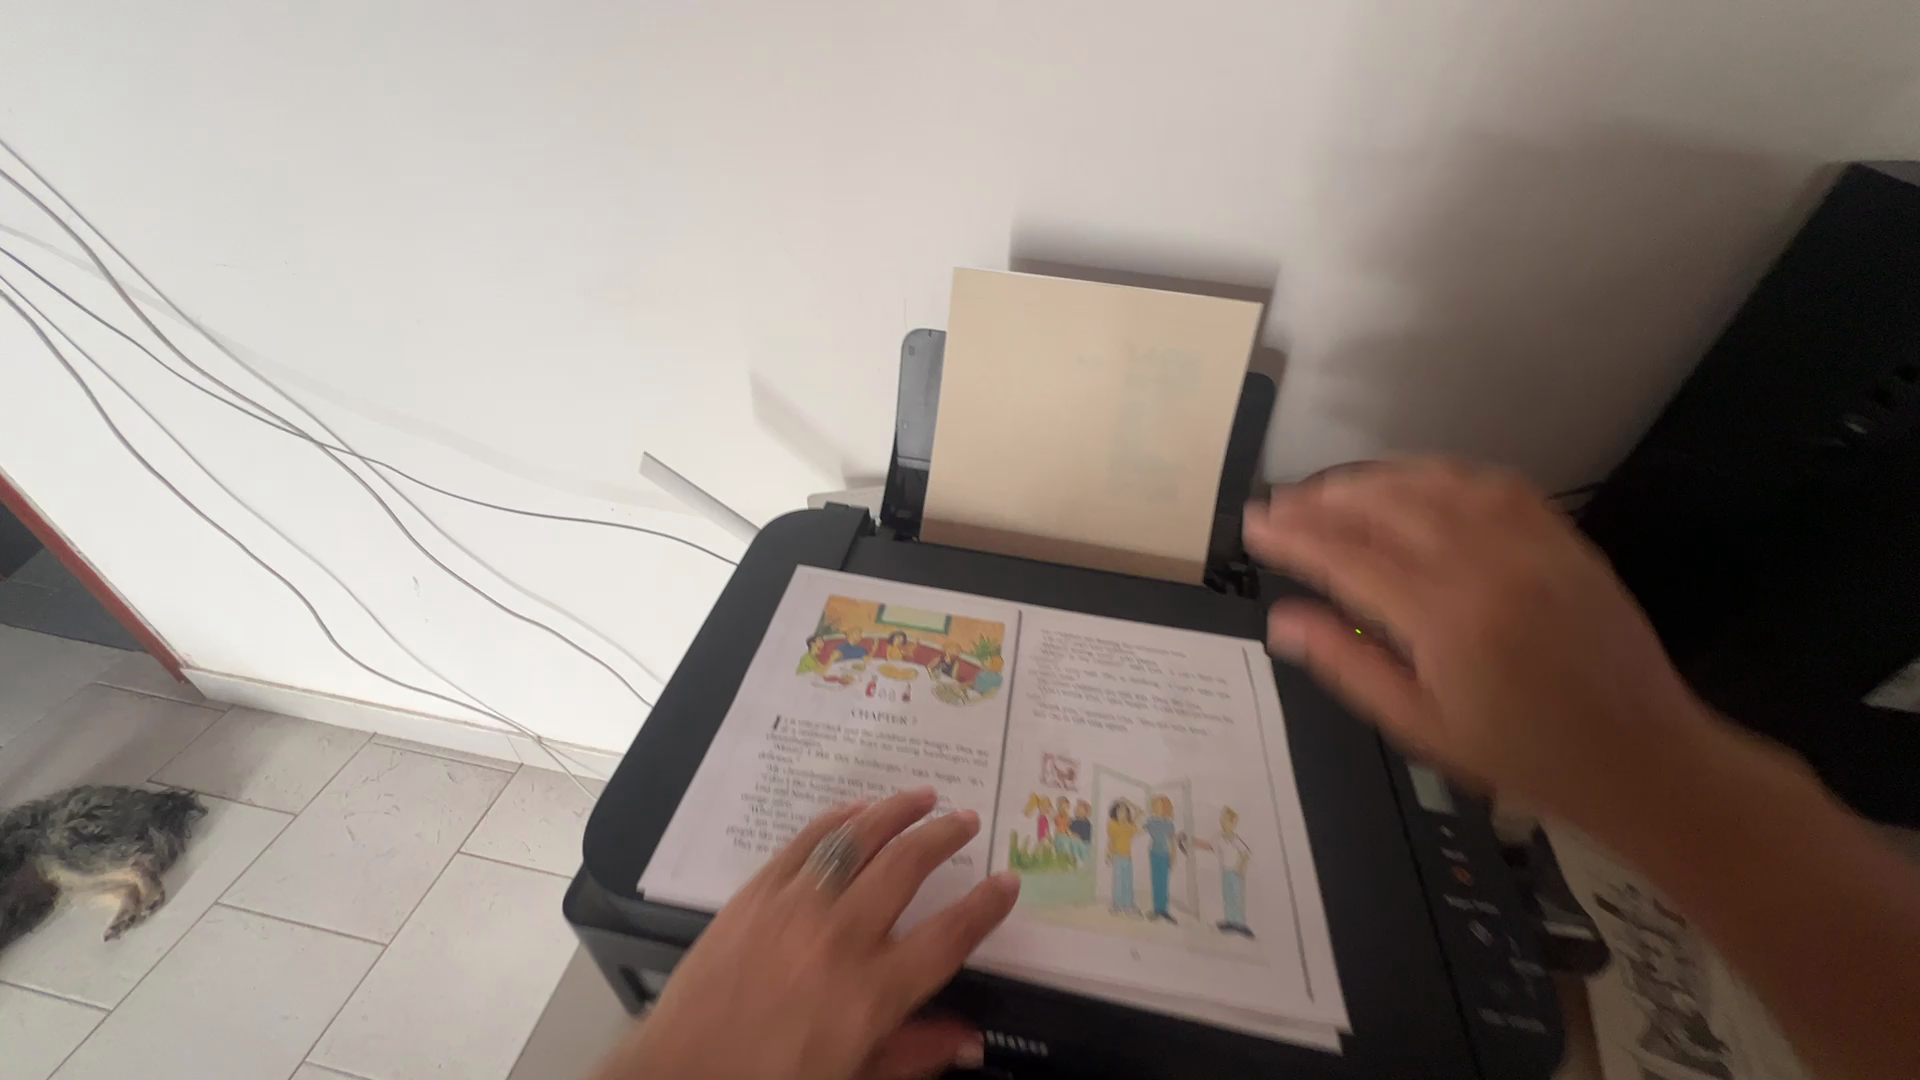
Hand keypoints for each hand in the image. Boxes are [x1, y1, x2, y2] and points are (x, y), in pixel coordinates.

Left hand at [600, 789, 1019, 1079]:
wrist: (678, 1078)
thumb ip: (914, 1053)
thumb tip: (970, 1039)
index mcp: (870, 993)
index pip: (947, 937)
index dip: (985, 907)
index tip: (1007, 882)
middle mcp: (840, 937)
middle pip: (908, 867)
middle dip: (945, 837)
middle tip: (966, 821)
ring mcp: (796, 906)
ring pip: (859, 838)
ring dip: (897, 810)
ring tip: (924, 795)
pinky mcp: (759, 891)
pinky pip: (807, 840)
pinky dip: (839, 819)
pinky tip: (858, 809)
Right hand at [1243, 459, 1726, 824]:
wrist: (1646, 760)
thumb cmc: (1520, 753)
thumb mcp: (1416, 724)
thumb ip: (1345, 663)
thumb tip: (1281, 620)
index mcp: (1446, 618)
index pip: (1347, 557)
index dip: (1292, 537)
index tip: (1254, 524)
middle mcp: (1487, 566)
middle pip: (1386, 505)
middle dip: (1322, 499)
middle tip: (1279, 503)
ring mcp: (1531, 545)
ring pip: (1435, 483)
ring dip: (1372, 479)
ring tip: (1329, 489)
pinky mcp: (1561, 539)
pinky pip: (1490, 484)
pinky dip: (1437, 474)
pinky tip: (1410, 483)